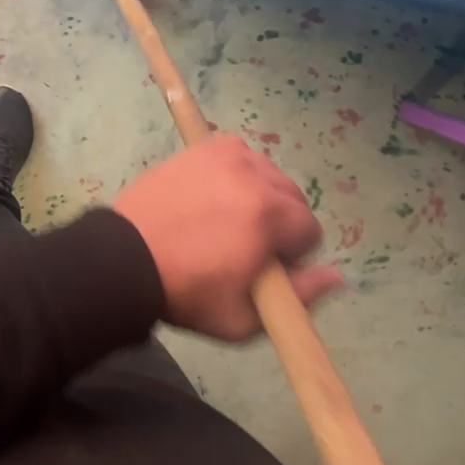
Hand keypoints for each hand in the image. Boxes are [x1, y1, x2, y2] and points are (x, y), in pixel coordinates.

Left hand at [113, 134, 343, 340]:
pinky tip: (215, 195)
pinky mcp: (203, 148)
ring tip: (227, 221)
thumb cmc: (187, 292)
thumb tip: (338, 276)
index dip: (293, 254)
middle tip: (246, 247)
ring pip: (267, 174)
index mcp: (268, 213)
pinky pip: (240, 155)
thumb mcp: (245, 316)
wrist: (126, 258)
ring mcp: (226, 155)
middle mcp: (253, 174)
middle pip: (292, 197)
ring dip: (260, 196)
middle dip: (280, 223)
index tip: (267, 268)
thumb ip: (300, 296)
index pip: (310, 229)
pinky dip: (237, 172)